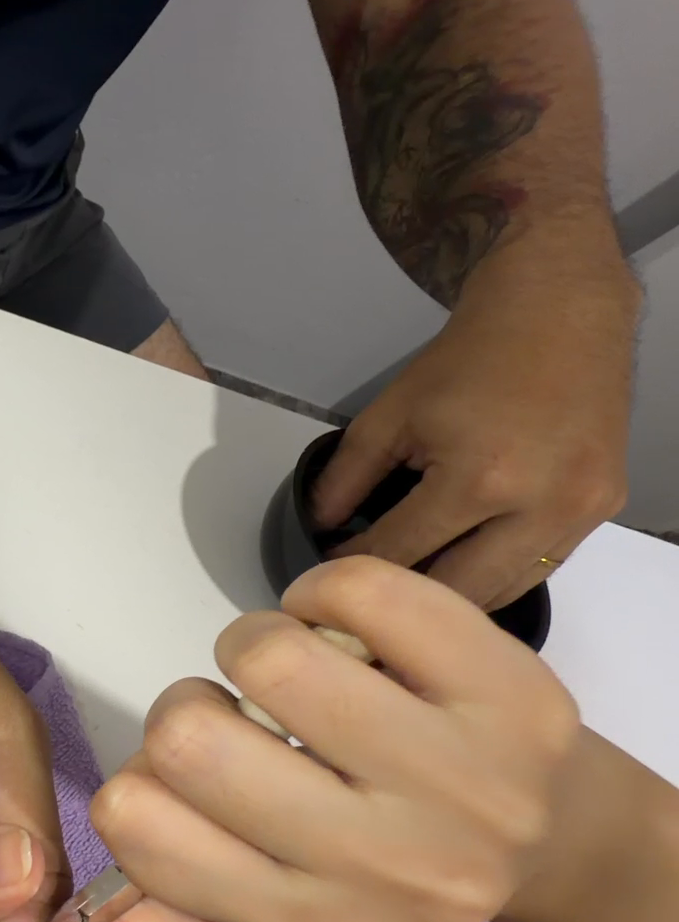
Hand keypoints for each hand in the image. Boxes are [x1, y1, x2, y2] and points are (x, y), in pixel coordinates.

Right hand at [61, 557, 579, 921]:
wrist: (547, 829)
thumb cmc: (367, 850)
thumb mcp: (259, 903)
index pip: (131, 819)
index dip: (146, 777)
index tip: (201, 785)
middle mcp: (392, 872)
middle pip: (183, 733)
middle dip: (195, 705)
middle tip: (250, 724)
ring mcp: (464, 783)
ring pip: (264, 656)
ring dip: (257, 644)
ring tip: (303, 675)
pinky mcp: (514, 695)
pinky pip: (356, 593)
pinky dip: (327, 593)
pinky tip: (358, 638)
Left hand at [312, 274, 633, 608]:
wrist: (558, 322)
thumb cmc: (462, 366)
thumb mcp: (382, 421)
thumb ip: (343, 481)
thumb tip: (317, 529)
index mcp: (482, 482)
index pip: (400, 552)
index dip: (350, 567)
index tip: (319, 576)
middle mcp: (543, 507)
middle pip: (460, 588)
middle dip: (402, 599)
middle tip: (356, 596)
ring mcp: (583, 513)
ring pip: (505, 589)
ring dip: (448, 598)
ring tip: (397, 594)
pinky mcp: (603, 510)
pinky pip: (539, 567)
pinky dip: (490, 578)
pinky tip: (447, 573)